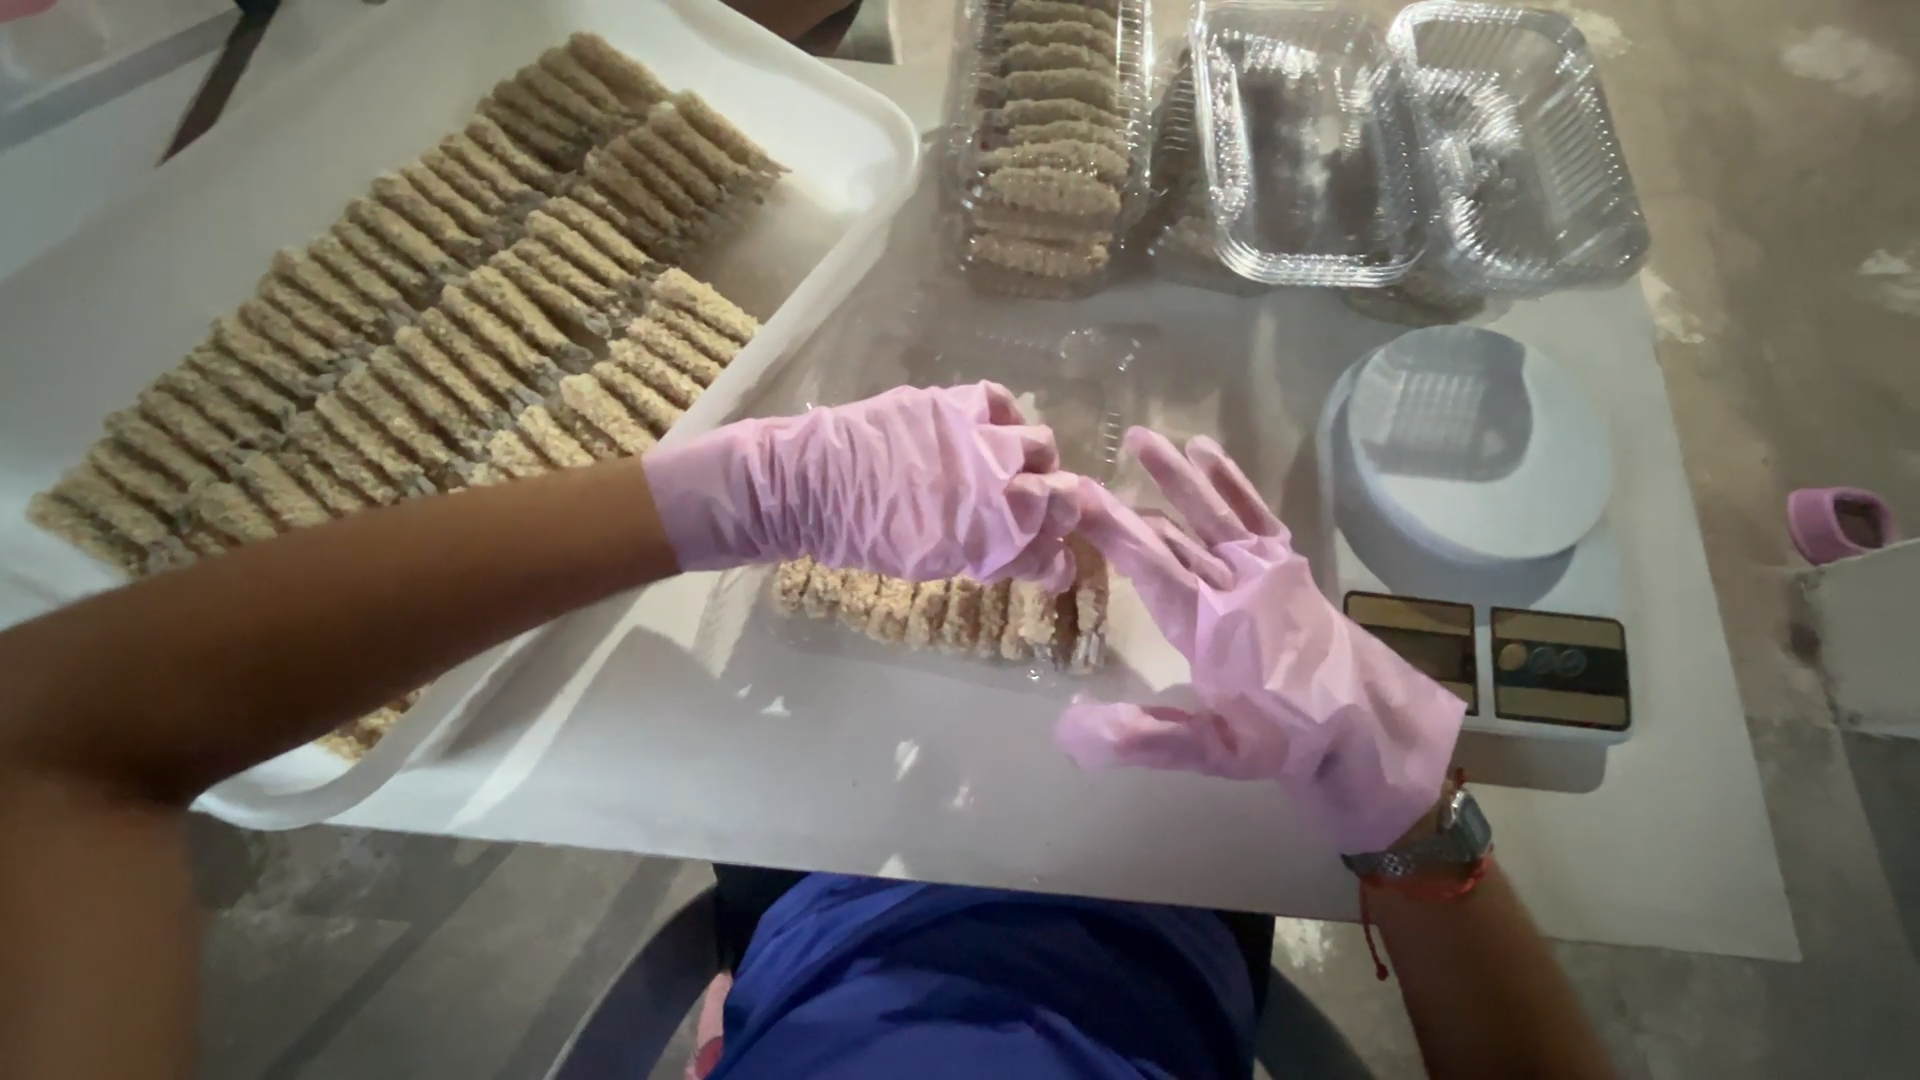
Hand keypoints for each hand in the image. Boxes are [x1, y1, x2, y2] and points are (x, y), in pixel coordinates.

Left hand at [643, 382, 1081, 588]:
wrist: (812, 485)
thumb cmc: (866, 537)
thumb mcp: (936, 563)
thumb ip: (994, 558)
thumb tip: (1044, 560)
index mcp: (989, 532)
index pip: (1054, 546)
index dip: (1058, 553)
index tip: (1050, 556)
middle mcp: (996, 483)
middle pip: (1063, 493)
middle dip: (1059, 509)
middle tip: (1033, 513)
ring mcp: (977, 437)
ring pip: (1040, 445)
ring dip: (1036, 463)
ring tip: (1010, 469)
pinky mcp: (952, 403)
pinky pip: (999, 402)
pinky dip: (1006, 418)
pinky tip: (992, 430)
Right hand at [1056, 429, 1464, 853]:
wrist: (1374, 733)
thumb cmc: (1290, 744)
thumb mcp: (1220, 753)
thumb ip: (1149, 738)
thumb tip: (1070, 730)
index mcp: (1211, 627)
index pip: (1150, 566)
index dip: (1110, 529)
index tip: (1074, 498)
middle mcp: (1236, 586)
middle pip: (1171, 537)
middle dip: (1123, 508)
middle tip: (1080, 478)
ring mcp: (1268, 570)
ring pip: (1212, 514)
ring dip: (1176, 478)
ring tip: (1141, 438)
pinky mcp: (1290, 566)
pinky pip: (1257, 514)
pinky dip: (1233, 482)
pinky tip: (1207, 452)